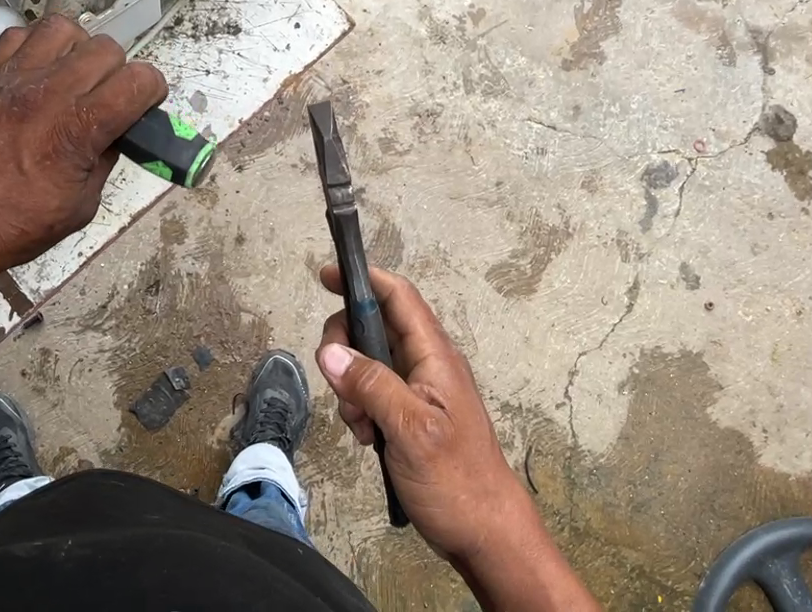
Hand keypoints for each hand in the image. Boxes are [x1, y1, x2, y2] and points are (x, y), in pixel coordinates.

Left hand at [0, 14, 166, 292]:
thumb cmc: (9, 228)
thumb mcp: (80, 208)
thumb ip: (105, 159)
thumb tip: (116, 131)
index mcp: (78, 131)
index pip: (138, 81)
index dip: (151, 92)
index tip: (143, 104)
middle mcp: (47, 95)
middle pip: (107, 49)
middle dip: (117, 73)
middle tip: (106, 99)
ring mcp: (12, 79)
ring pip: (64, 29)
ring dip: (77, 50)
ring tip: (70, 78)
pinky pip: (19, 35)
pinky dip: (35, 48)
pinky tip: (35, 75)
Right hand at [315, 265, 517, 559]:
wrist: (485, 536)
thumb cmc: (456, 480)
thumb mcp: (410, 430)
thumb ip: (371, 385)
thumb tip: (330, 352)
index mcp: (434, 356)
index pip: (398, 297)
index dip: (364, 280)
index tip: (326, 277)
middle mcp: (426, 363)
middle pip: (373, 325)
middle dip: (345, 346)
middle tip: (338, 383)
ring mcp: (417, 389)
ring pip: (367, 360)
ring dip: (351, 385)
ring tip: (360, 423)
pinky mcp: (408, 413)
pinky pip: (371, 391)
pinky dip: (359, 406)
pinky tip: (366, 436)